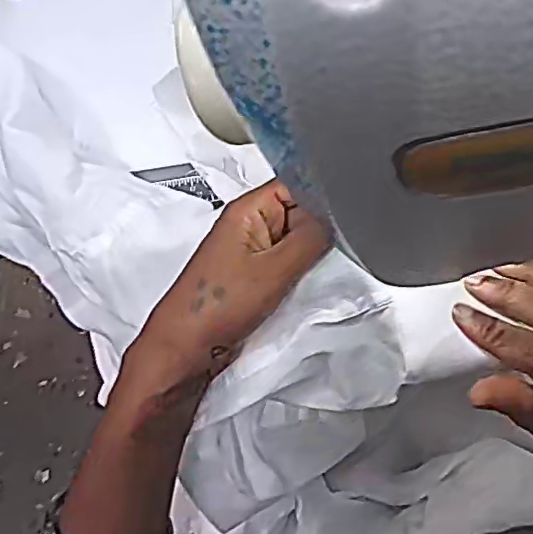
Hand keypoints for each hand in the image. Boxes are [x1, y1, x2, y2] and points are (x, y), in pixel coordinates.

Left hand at [112, 181, 330, 416]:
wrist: (185, 351)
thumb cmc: (215, 307)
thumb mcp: (275, 268)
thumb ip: (312, 238)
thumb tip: (337, 219)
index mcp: (248, 209)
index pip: (298, 182)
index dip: (324, 194)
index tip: (348, 213)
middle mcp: (251, 224)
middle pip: (301, 211)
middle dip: (320, 228)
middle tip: (329, 250)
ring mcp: (254, 250)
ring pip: (298, 240)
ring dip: (311, 254)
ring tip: (312, 270)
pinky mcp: (256, 274)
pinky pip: (289, 263)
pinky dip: (301, 272)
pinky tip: (304, 284)